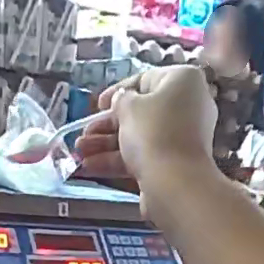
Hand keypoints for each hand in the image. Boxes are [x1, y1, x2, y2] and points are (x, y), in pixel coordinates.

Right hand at [75, 65, 218, 193]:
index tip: (96, 105)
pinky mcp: (170, 165)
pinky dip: (116, 161)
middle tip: (82, 135)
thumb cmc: (152, 132)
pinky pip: (141, 157)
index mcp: (181, 81)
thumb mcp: (129, 107)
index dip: (116, 92)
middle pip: (139, 114)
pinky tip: (89, 167)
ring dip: (104, 146)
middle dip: (105, 127)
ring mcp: (178, 139)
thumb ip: (120, 99)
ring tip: (78, 154)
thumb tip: (121, 100)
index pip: (144, 80)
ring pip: (137, 138)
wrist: (174, 183)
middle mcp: (184, 107)